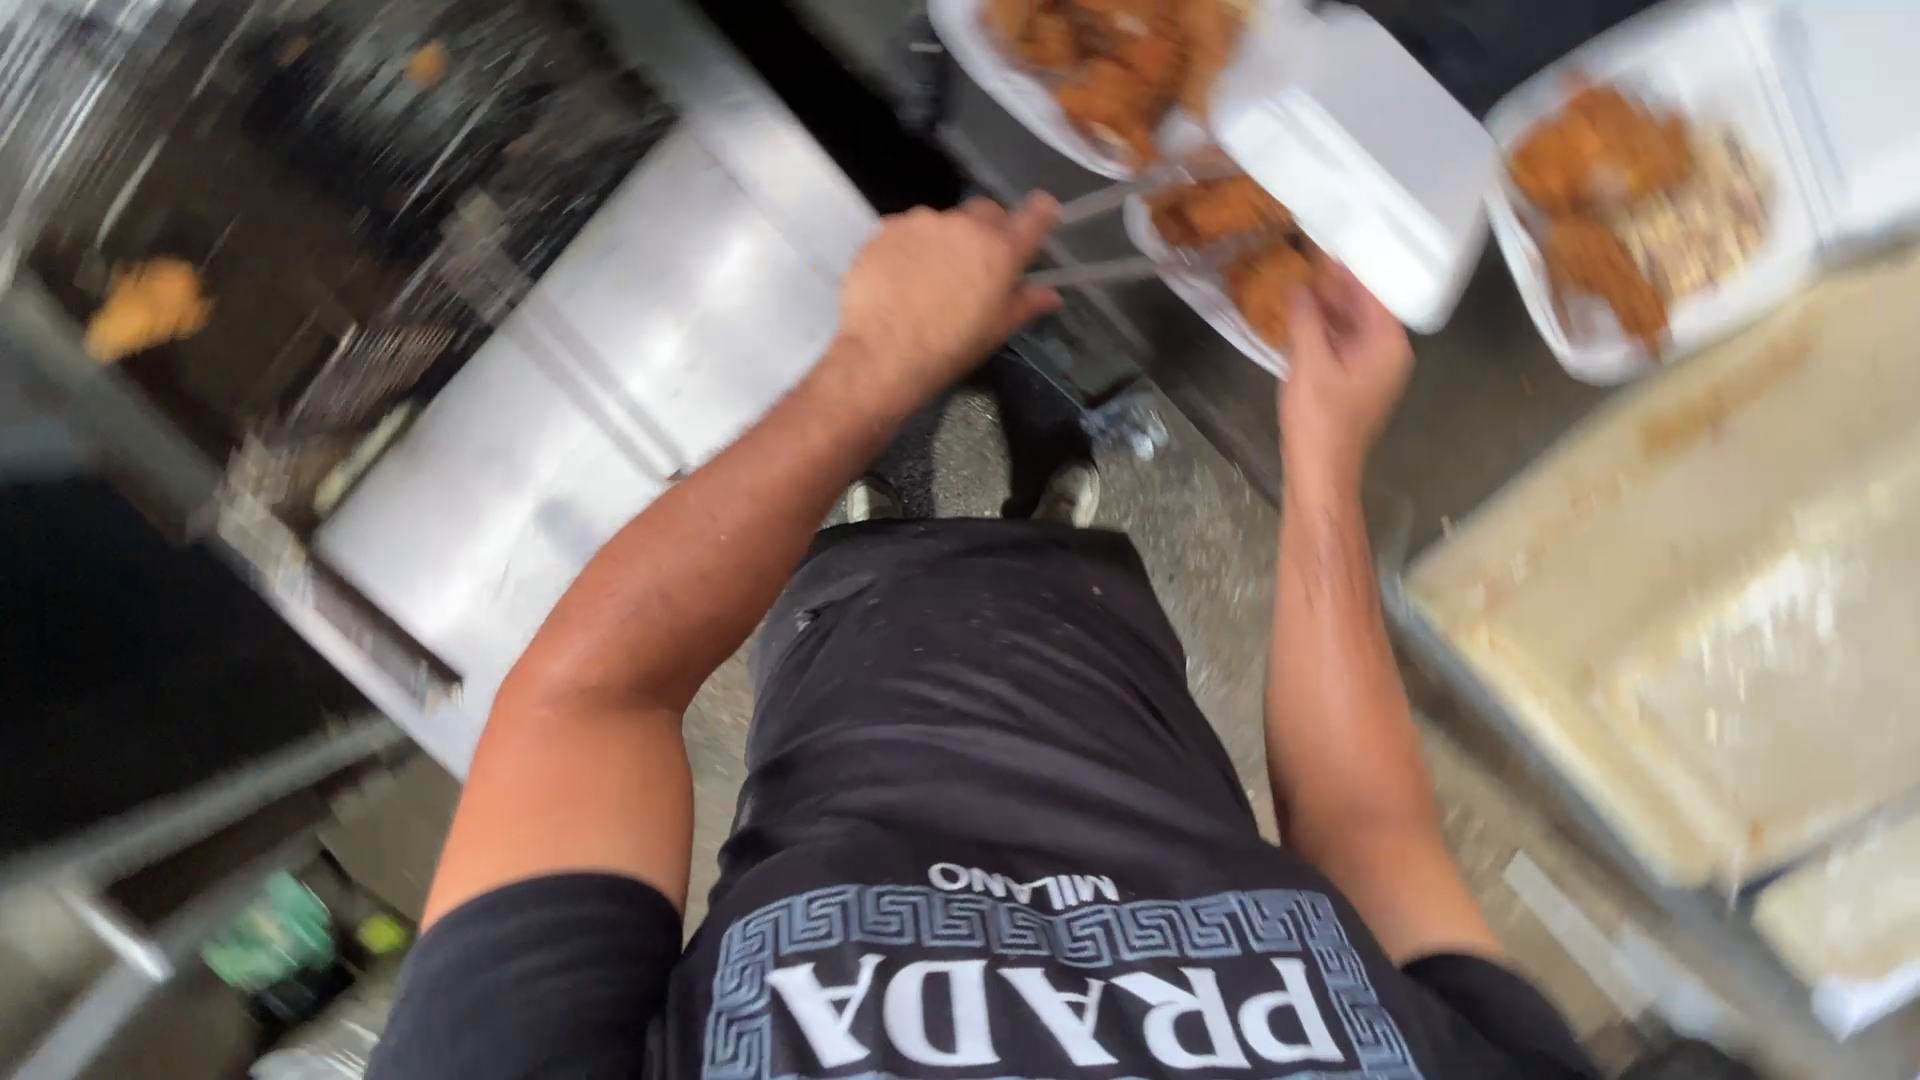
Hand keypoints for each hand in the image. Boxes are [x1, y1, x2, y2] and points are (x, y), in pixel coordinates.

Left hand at [833, 194, 1061, 418]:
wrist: (883, 353)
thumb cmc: (949, 348)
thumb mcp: (995, 331)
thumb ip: (1025, 305)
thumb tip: (1051, 296)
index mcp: (1000, 251)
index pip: (1034, 217)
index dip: (1041, 213)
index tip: (1043, 213)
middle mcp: (965, 226)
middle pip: (987, 212)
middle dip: (989, 230)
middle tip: (979, 263)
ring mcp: (923, 223)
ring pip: (944, 223)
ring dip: (946, 241)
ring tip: (931, 279)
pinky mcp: (887, 229)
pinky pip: (908, 231)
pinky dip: (912, 248)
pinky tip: (901, 279)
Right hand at [1279, 262, 1413, 496]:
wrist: (1320, 472)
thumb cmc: (1319, 420)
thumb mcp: (1309, 364)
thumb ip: (1306, 320)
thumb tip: (1297, 287)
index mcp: (1389, 346)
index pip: (1375, 295)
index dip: (1350, 273)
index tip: (1326, 251)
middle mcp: (1388, 357)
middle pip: (1365, 312)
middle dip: (1337, 291)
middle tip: (1308, 267)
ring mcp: (1372, 374)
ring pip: (1351, 331)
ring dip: (1327, 313)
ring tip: (1300, 291)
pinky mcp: (1354, 388)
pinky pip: (1342, 349)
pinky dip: (1324, 335)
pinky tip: (1301, 326)